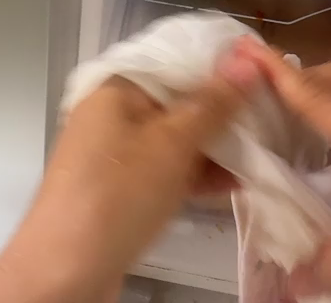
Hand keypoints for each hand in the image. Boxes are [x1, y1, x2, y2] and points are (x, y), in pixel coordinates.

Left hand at [0, 55, 260, 302]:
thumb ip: (212, 102)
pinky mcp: (120, 186)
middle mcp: (113, 109)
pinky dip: (193, 172)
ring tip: (257, 151)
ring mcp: (115, 149)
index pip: (177, 58)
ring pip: (173, 135)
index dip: (219, 64)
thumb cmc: (115, 195)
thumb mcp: (172, 143)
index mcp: (118, 84)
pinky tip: (231, 182)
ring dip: (213, 145)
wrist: (65, 272)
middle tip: (266, 116)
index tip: (260, 71)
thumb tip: (245, 58)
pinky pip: (164, 167)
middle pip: (177, 98)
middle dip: (220, 110)